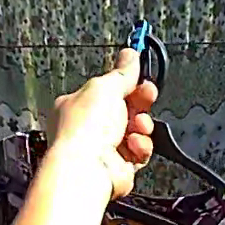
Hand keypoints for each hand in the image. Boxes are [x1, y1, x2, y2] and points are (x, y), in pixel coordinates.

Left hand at [45, 48, 158, 199]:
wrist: (86, 170)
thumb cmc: (83, 130)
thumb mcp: (105, 87)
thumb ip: (122, 72)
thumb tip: (130, 55)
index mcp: (78, 105)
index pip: (107, 89)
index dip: (126, 82)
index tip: (141, 76)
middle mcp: (89, 128)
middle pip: (125, 109)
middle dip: (140, 102)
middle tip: (146, 96)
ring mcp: (104, 149)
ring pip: (136, 131)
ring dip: (142, 125)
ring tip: (137, 126)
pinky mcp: (119, 167)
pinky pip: (140, 152)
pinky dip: (141, 147)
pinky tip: (134, 144)